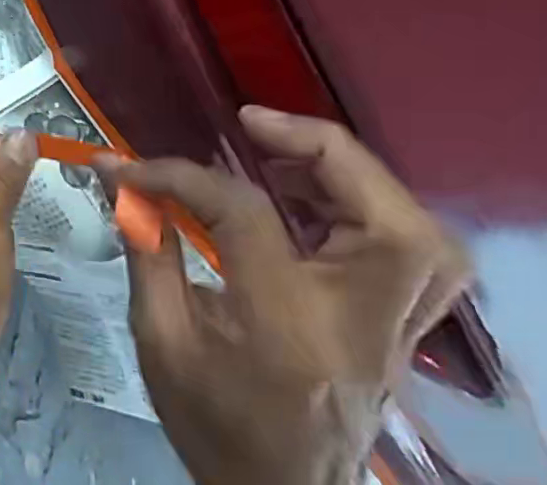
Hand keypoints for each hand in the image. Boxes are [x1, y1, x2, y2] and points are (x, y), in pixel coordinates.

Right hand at [98, 106, 471, 484]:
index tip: (127, 167)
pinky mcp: (399, 333)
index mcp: (286, 328)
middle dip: (325, 154)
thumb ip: (147, 252)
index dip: (178, 176)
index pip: (244, 216)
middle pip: (393, 226)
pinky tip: (309, 193)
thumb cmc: (209, 423)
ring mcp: (394, 334)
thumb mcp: (158, 339)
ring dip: (356, 178)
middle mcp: (359, 327)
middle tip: (252, 123)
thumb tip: (120, 179)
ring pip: (426, 239)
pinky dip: (371, 206)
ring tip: (280, 151)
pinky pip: (417, 256)